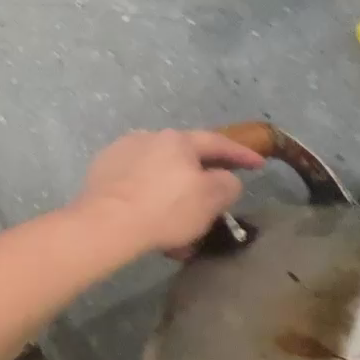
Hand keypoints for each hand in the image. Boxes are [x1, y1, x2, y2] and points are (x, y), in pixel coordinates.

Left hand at [70, 130, 264, 254]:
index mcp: (175, 140)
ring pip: (158, 172)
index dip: (239, 154)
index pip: (215, 142)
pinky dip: (150, 197)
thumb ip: (226, 183)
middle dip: (200, 177)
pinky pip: (136, 182)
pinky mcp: (101, 170)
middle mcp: (146, 137)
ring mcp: (120, 152)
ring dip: (173, 191)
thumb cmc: (166, 208)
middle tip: (213, 196)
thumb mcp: (211, 198)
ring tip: (181, 219)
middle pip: (182, 156)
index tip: (258, 163)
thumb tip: (223, 178)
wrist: (107, 221)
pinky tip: (154, 219)